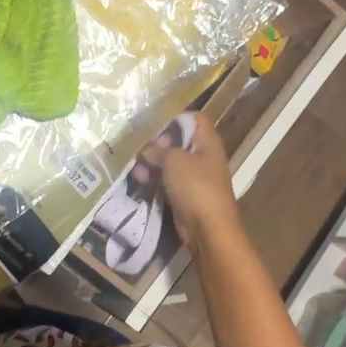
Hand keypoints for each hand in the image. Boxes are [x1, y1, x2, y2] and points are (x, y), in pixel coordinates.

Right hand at [138, 116, 241, 247]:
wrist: (207, 227)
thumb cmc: (195, 186)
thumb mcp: (174, 160)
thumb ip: (159, 150)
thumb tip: (149, 149)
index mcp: (208, 142)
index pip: (195, 119)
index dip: (176, 119)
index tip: (156, 125)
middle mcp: (204, 157)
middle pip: (180, 142)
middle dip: (159, 145)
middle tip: (143, 150)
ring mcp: (195, 178)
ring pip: (172, 164)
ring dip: (153, 165)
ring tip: (137, 171)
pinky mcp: (186, 196)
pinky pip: (169, 183)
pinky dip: (156, 181)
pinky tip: (140, 182)